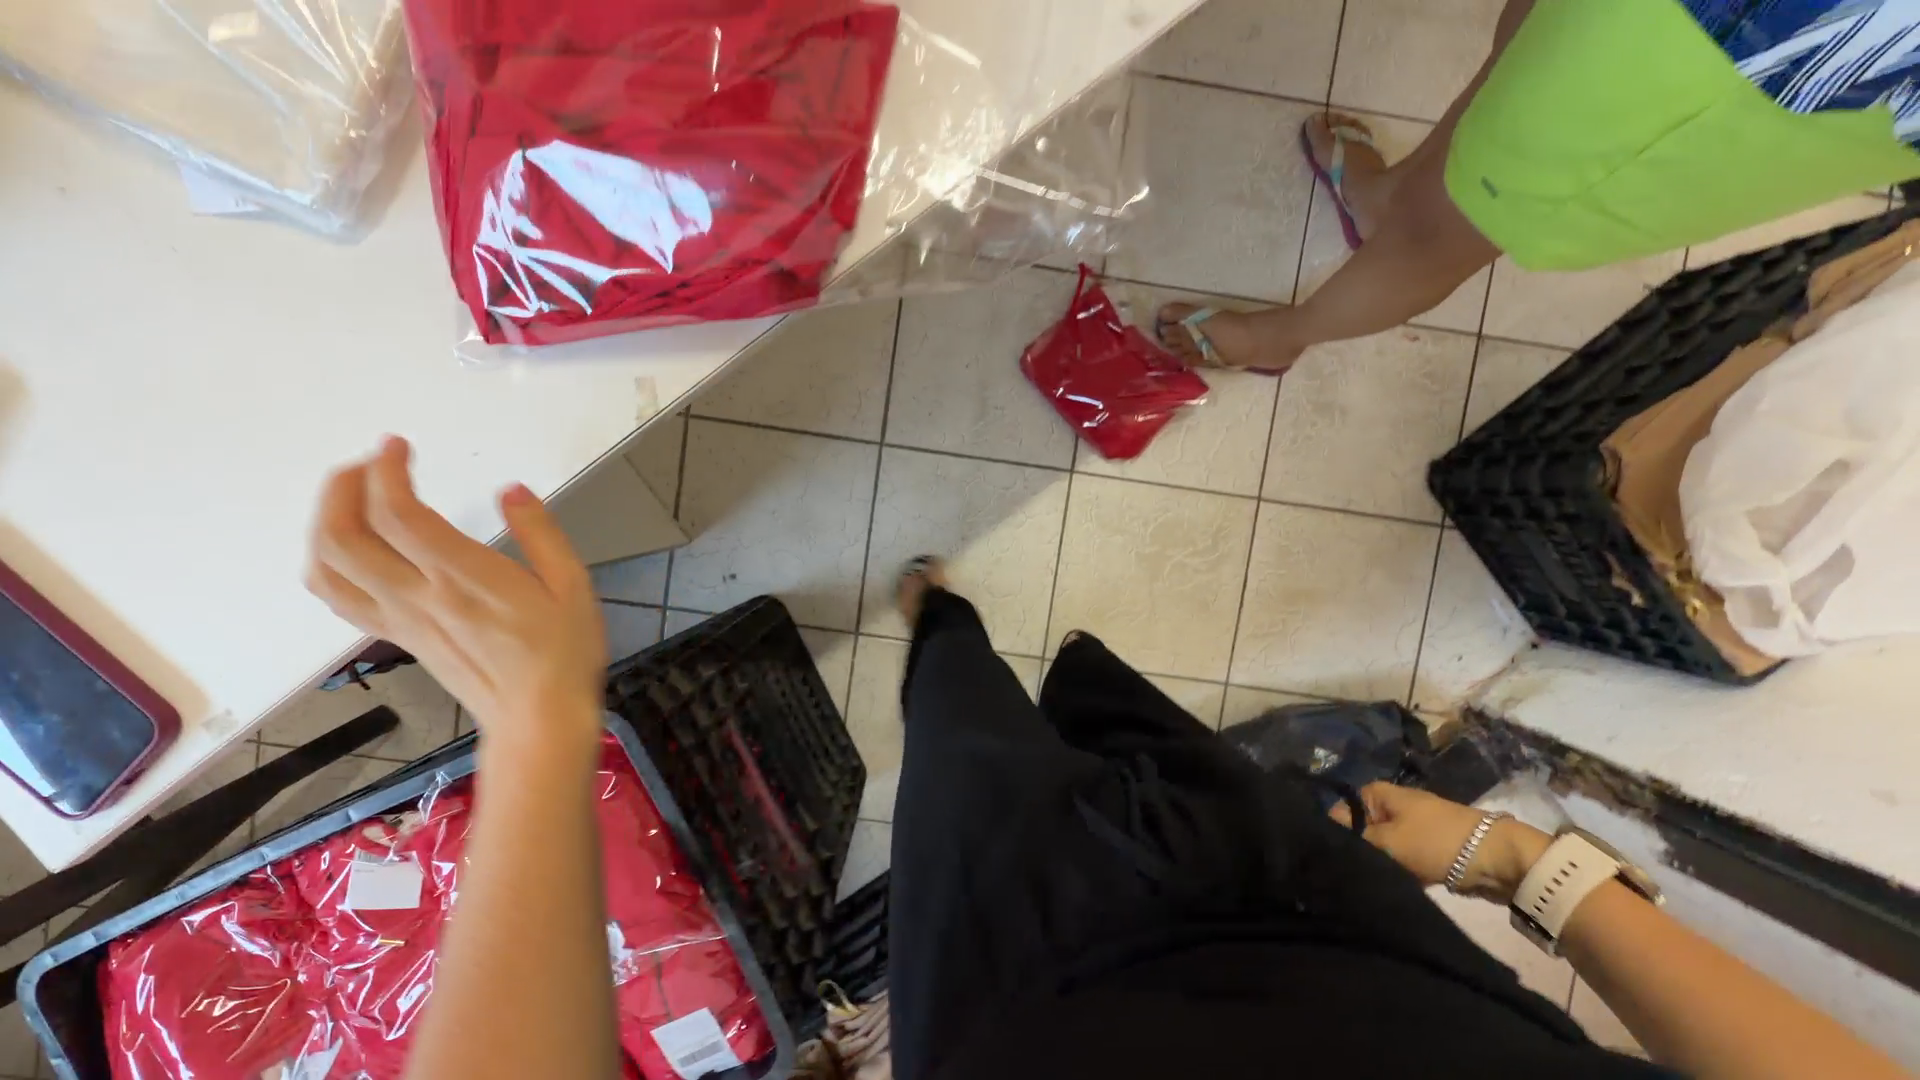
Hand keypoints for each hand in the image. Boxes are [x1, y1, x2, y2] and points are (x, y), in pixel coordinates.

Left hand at [304, 437, 606, 755]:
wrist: (539, 718)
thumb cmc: (564, 651)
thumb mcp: (573, 586)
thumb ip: (541, 533)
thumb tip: (511, 489)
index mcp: (464, 578)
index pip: (399, 514)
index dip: (386, 471)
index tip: (397, 445)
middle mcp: (419, 596)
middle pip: (344, 535)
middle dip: (343, 486)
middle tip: (369, 463)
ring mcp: (400, 619)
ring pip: (328, 567)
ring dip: (325, 521)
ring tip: (352, 496)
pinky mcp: (396, 635)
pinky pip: (339, 596)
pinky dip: (327, 562)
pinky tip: (350, 546)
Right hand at [1333, 782, 1551, 903]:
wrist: (1496, 859)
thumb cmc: (1435, 842)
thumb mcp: (1387, 840)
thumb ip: (1354, 838)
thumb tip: (1325, 835)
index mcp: (1379, 793)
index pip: (1341, 809)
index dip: (1335, 831)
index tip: (1333, 855)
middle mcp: (1392, 805)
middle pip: (1362, 830)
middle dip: (1359, 851)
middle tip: (1353, 872)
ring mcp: (1411, 827)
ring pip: (1383, 847)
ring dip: (1381, 864)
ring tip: (1373, 881)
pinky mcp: (1427, 848)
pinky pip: (1402, 859)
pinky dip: (1400, 871)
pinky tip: (1395, 885)